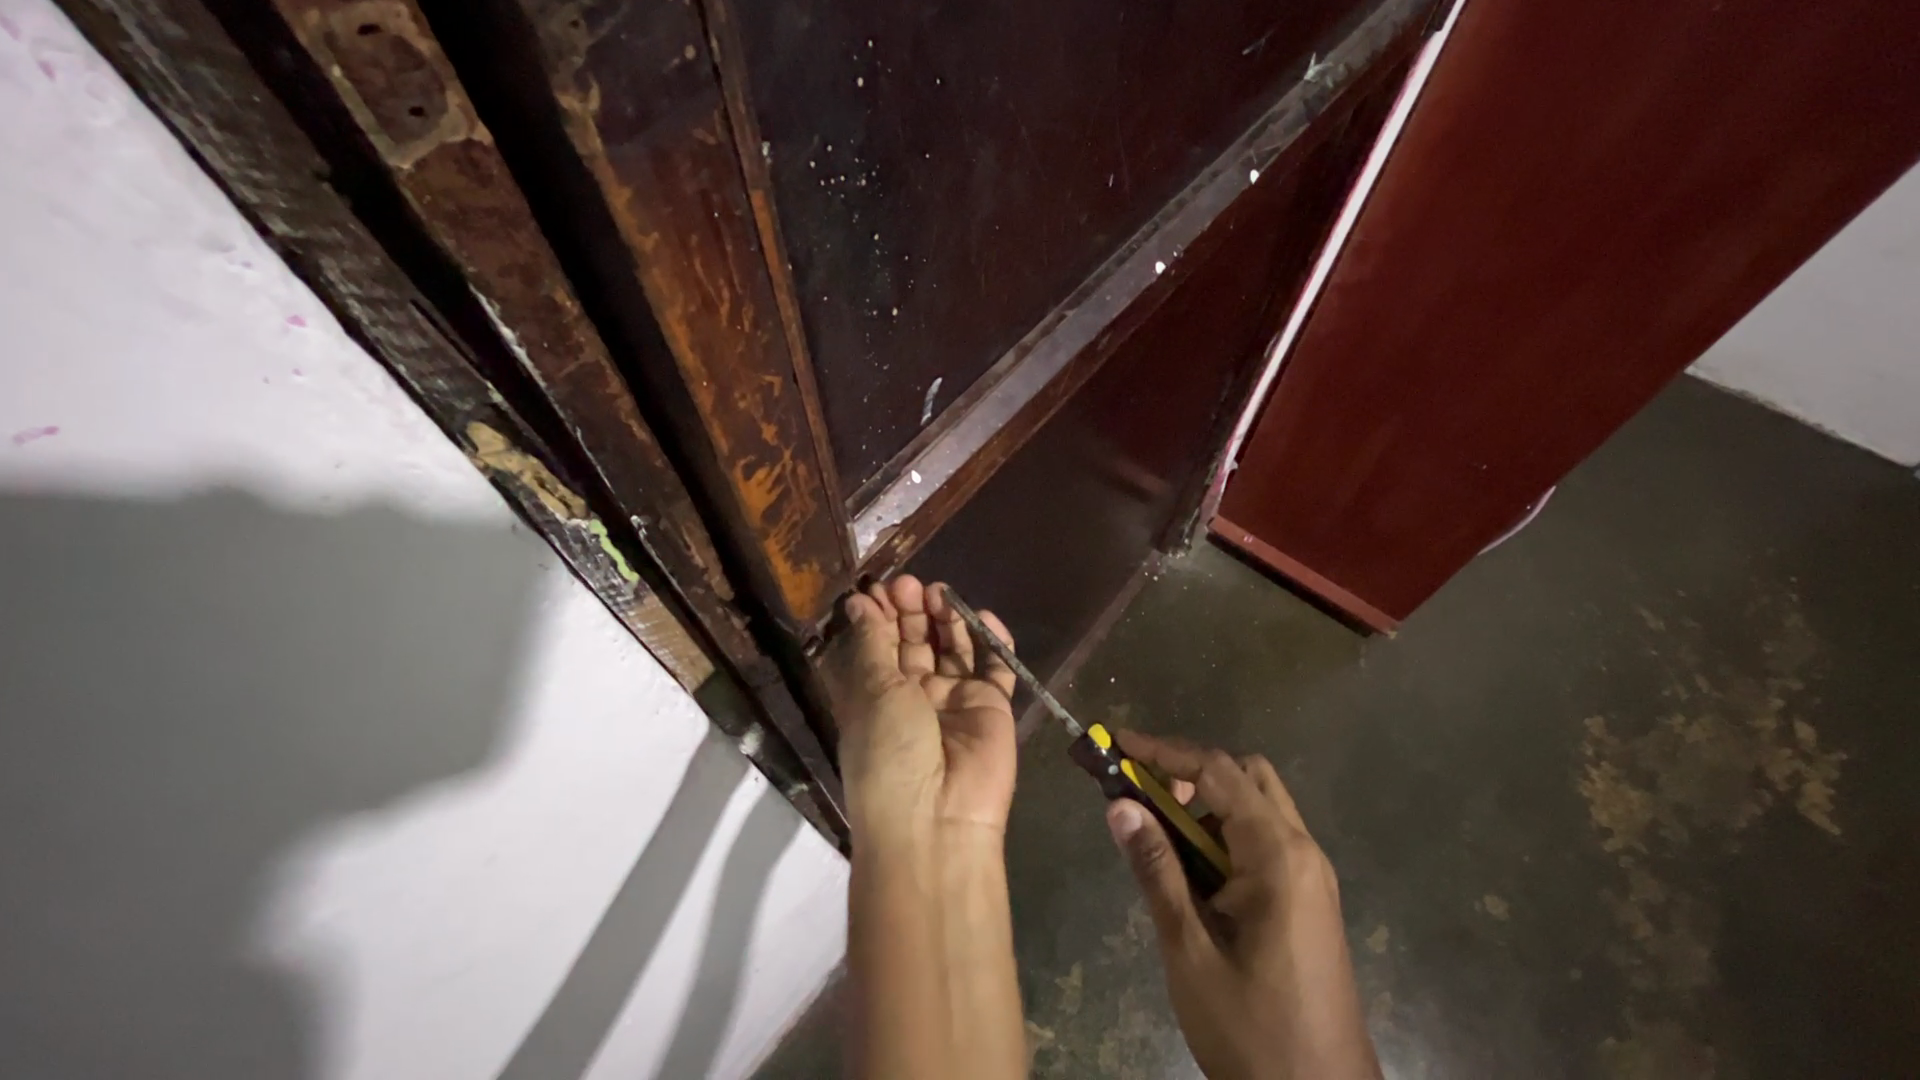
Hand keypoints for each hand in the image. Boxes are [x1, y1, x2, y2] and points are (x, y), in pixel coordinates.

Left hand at [824, 576, 1019, 842]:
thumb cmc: (888, 750)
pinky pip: (995, 666)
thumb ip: (873, 642)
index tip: (875, 587)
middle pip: (914, 642)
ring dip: (946, 618)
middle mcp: (913, 696)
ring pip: (953, 648)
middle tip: (908, 584)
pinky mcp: (992, 705)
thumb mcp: (871, 691)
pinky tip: (982, 614)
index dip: (877, 616)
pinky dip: (992, 640)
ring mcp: (954, 700)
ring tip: (938, 591)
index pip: (877, 646)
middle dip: (910, 611)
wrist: (937, 815)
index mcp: (875, 696)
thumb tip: (858, 603)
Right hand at [1105, 732, 1379, 1079]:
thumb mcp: (1189, 949)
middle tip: (1142, 793)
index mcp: (1278, 855)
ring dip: (1206, 803)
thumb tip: (1118, 805)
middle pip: (1246, 776)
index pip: (1218, 772)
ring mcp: (1310, 876)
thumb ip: (1156, 870)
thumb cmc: (1251, 1029)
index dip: (1164, 752)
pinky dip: (1224, 834)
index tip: (1117, 745)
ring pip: (1257, 807)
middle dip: (1190, 770)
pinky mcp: (1307, 899)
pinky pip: (1263, 841)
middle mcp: (1302, 851)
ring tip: (1157, 833)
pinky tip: (1192, 871)